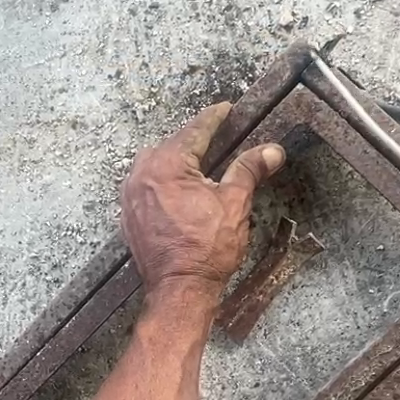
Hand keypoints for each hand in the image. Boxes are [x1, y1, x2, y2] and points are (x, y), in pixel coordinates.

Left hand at [121, 103, 284, 297]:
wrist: (179, 289)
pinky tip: (178, 192)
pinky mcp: (129, 217)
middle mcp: (141, 176)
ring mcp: (131, 198)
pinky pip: (145, 188)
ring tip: (198, 165)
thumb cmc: (205, 250)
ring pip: (154, 166)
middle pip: (171, 146)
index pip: (195, 131)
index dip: (214, 118)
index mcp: (166, 165)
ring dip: (175, 162)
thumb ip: (249, 170)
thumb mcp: (234, 203)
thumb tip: (270, 151)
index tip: (226, 110)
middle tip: (215, 137)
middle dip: (193, 141)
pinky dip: (162, 184)